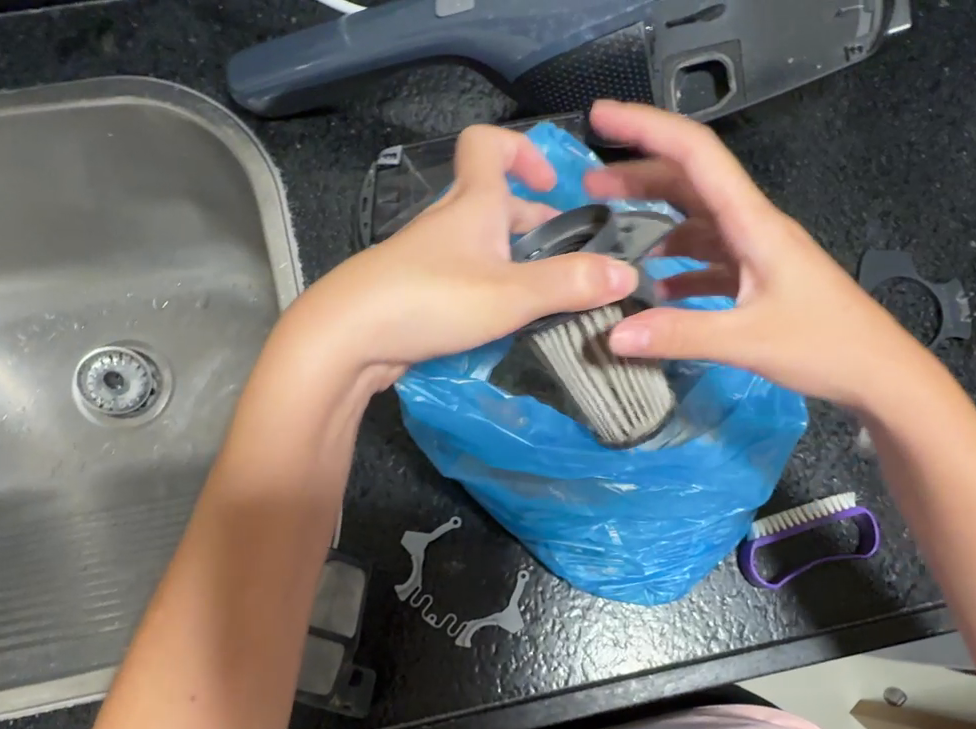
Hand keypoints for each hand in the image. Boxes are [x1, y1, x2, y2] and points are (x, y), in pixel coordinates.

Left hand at [270, 124, 639, 392]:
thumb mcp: (511, 293)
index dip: (521, 150)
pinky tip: (501, 325)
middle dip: (533, 225)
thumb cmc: (431, 299)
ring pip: (479, 247)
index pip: (488, 144)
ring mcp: (427, 259)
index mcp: (472, 204)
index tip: (549, 182)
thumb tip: (627, 275)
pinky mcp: (415, 293)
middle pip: (494, 205)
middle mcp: (448, 223)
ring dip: (512, 264)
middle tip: (567, 261)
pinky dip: (487, 292)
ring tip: (543, 299)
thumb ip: (569, 284)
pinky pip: (461, 280)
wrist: (348, 336)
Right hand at [582, 100, 936, 410]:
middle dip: (638, 179)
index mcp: (754, 223)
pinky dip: (679, 269)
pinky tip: (656, 291)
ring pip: (697, 223)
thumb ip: (679, 334)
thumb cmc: (825, 345)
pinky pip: (710, 262)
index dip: (646, 129)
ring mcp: (757, 254)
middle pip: (689, 184)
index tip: (602, 117)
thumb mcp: (747, 341)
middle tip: (590, 191)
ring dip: (655, 225)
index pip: (696, 155)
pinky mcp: (759, 281)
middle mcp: (754, 227)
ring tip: (612, 240)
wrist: (876, 372)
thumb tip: (615, 335)